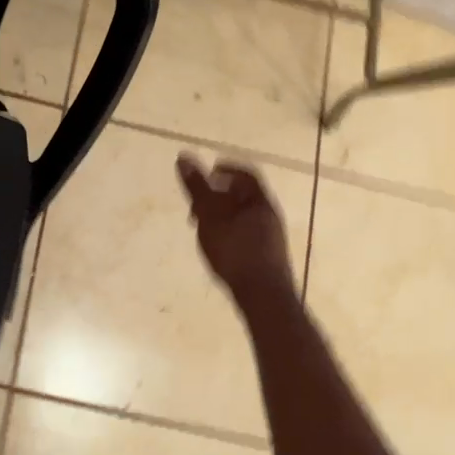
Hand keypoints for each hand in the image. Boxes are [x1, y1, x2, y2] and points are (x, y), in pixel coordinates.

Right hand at [176, 154, 294, 303]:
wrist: (264, 298)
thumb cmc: (235, 252)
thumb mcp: (210, 216)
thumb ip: (197, 188)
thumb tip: (183, 156)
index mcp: (260, 201)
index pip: (245, 175)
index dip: (225, 170)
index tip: (207, 174)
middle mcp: (270, 216)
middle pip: (244, 195)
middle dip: (219, 195)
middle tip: (197, 204)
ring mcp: (271, 238)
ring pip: (244, 216)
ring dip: (222, 215)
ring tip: (202, 227)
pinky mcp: (267, 256)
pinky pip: (246, 233)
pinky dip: (229, 231)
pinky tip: (217, 247)